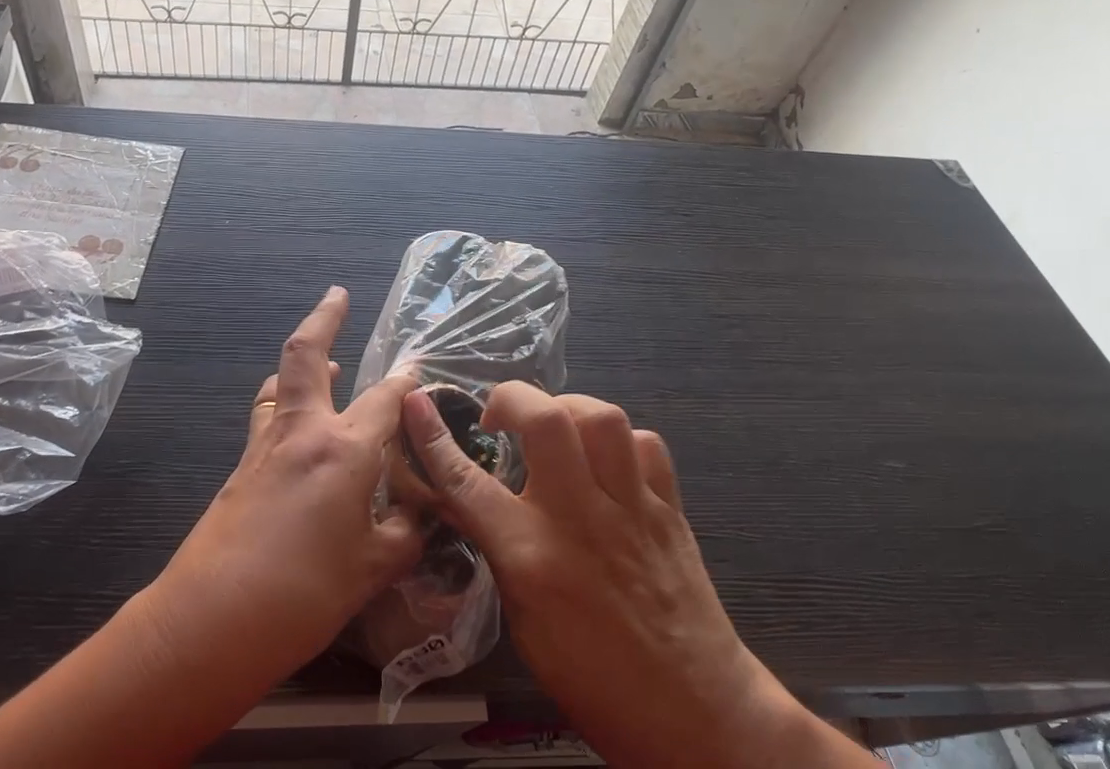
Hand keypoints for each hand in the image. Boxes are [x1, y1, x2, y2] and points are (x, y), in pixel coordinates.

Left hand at [141, 286, 422, 685]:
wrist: (213, 619)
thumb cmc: (306, 594)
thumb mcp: (376, 567)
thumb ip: (406, 531)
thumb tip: (421, 514)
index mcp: (345, 450)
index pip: (385, 397)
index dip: (406, 382)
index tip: (419, 372)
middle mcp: (302, 432)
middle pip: (306, 354)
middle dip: (324, 318)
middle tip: (338, 295)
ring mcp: (263, 447)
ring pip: (279, 383)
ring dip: (302, 363)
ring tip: (325, 363)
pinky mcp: (240, 469)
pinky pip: (267, 417)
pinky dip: (286, 404)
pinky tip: (300, 431)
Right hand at [403, 382, 864, 768]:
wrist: (693, 710)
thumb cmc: (593, 679)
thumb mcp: (525, 623)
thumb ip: (500, 554)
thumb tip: (471, 506)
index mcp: (533, 554)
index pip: (468, 483)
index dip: (434, 439)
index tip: (416, 406)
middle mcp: (581, 516)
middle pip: (545, 419)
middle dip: (511, 398)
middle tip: (499, 418)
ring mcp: (632, 507)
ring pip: (602, 417)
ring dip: (568, 409)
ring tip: (554, 430)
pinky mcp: (670, 509)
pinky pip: (646, 446)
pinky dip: (620, 442)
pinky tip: (606, 463)